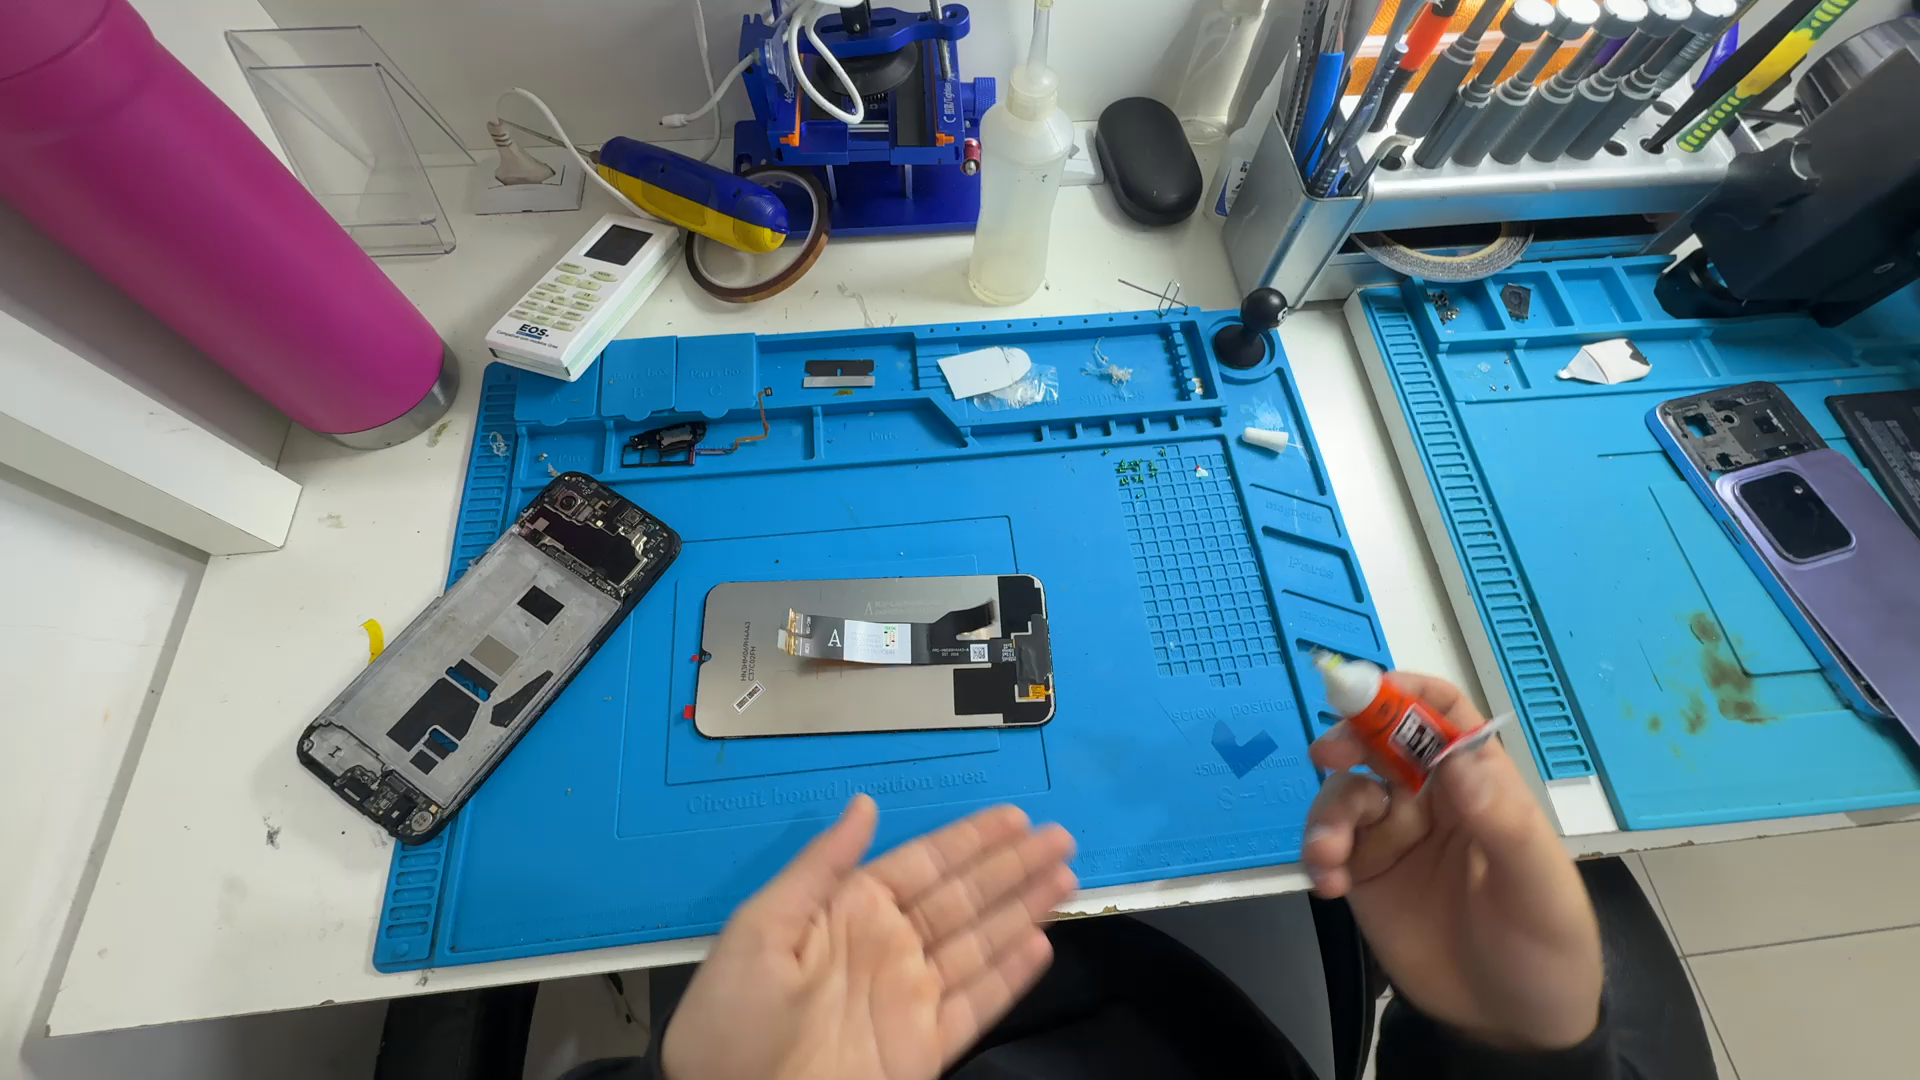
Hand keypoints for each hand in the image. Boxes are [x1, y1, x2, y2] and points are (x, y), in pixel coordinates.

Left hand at [661, 795, 1077, 1079]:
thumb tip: (865, 803)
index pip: (926, 863)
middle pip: (965, 896)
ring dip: (1023, 908)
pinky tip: (1040, 946)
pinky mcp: (923, 1048)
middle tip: (1060, 837)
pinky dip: (1010, 976)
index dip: (972, 839)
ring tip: (1064, 877)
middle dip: (1012, 865)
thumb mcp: (762, 928)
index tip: (1014, 817)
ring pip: (981, 941)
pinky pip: (976, 1004)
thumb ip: (821, 866)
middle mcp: (891, 944)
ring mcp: (911, 996)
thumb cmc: (733, 1020)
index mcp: (853, 909)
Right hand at [1303, 673, 1602, 1050]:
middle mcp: (1428, 796)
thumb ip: (1501, 824)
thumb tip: (1456, 759)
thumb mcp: (1539, 893)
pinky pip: (1323, 840)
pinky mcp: (1359, 865)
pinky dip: (1316, 853)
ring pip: (1341, 791)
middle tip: (1325, 753)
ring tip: (1330, 857)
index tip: (1369, 692)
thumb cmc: (1543, 951)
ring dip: (1326, 815)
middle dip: (1345, 738)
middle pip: (1376, 741)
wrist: (1508, 1029)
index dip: (1406, 692)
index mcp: (1478, 785)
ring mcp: (1388, 830)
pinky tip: (1329, 884)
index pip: (1441, 715)